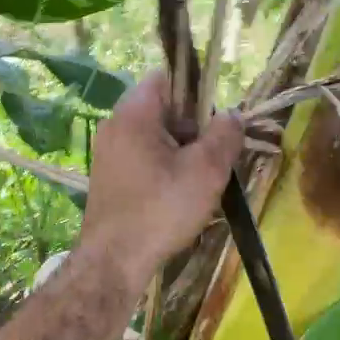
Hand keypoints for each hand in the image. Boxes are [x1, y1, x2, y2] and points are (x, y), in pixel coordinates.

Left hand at [78, 71, 242, 290]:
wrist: (114, 262)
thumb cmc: (161, 209)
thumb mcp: (206, 170)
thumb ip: (225, 134)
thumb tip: (231, 115)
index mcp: (134, 113)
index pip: (168, 78)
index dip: (198, 93)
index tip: (216, 123)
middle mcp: (114, 126)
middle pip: (163, 109)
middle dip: (193, 128)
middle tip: (214, 156)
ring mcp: (108, 154)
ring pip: (155, 138)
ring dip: (181, 153)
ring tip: (200, 181)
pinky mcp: (109, 179)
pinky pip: (143, 159)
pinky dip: (164, 170)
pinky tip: (178, 198)